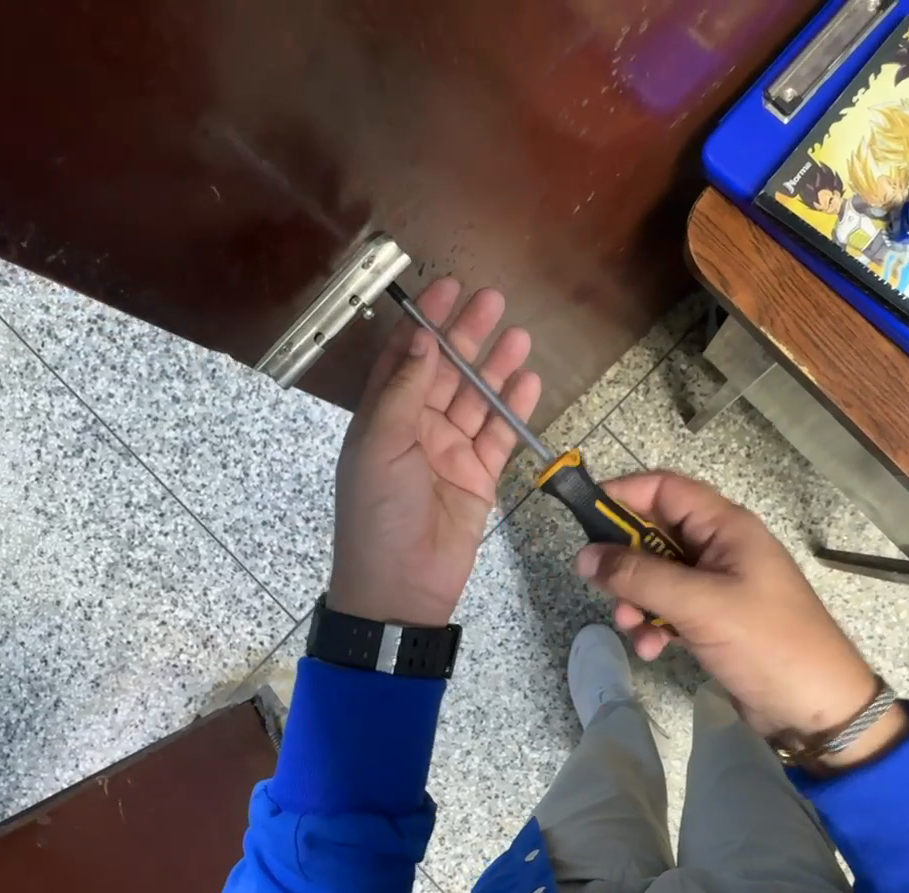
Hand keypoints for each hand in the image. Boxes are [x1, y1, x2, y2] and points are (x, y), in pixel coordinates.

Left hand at [328, 277, 539, 626]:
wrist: (401, 587)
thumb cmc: (380, 514)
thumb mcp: (380, 446)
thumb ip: (403, 391)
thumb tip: (418, 336)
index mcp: (383, 418)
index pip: (405, 359)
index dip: (424, 323)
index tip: (447, 289)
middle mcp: (416, 429)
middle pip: (445, 373)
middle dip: (468, 337)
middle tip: (494, 301)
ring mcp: (450, 453)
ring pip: (476, 401)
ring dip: (496, 369)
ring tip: (519, 336)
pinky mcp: (479, 478)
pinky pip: (499, 436)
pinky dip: (513, 410)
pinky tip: (528, 382)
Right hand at [573, 471, 901, 760]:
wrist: (818, 710)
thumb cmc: (767, 643)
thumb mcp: (699, 605)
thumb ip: (638, 576)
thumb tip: (583, 555)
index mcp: (725, 527)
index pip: (664, 488)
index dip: (622, 494)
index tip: (583, 517)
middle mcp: (720, 548)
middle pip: (654, 533)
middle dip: (625, 561)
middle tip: (601, 585)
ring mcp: (717, 585)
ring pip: (656, 575)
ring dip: (635, 599)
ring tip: (632, 626)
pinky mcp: (714, 620)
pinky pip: (668, 608)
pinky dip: (653, 624)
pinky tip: (652, 648)